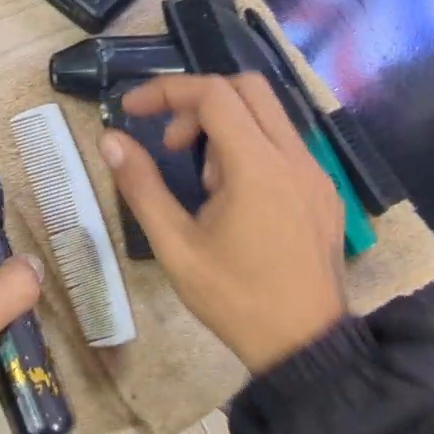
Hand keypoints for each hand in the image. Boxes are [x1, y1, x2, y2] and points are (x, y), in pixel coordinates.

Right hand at [99, 74, 346, 373]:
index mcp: (257, 166)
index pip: (212, 94)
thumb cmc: (234, 297)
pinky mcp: (323, 190)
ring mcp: (316, 172)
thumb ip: (141, 185)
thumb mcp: (175, 246)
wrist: (306, 347)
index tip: (132, 110)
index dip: (166, 91)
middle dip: (198, 100)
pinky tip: (233, 196)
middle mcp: (294, 156)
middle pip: (247, 86)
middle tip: (171, 142)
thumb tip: (110, 140)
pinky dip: (250, 145)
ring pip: (268, 113)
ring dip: (225, 124)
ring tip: (202, 180)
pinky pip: (284, 142)